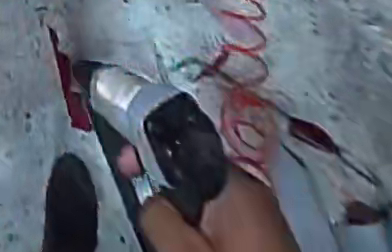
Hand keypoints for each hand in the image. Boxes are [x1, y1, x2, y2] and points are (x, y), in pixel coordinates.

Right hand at [137, 166, 299, 251]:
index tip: (124, 165)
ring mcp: (263, 221)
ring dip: (185, 226)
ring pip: (209, 208)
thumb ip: (158, 215)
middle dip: (169, 199)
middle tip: (154, 234)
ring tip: (171, 245)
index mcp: (234, 184)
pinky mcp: (266, 246)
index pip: (184, 150)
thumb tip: (150, 196)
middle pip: (195, 180)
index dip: (151, 156)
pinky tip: (195, 250)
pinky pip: (225, 229)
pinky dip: (206, 240)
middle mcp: (252, 192)